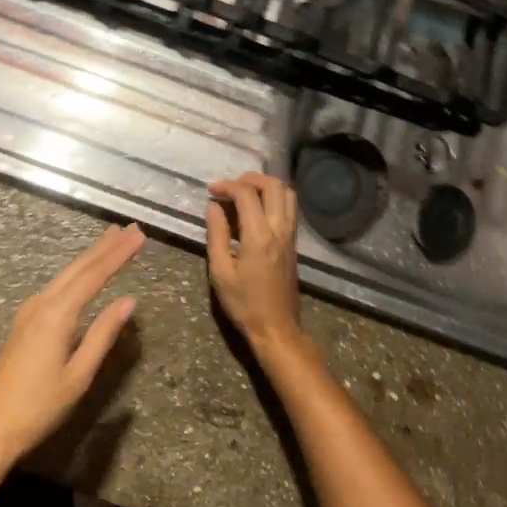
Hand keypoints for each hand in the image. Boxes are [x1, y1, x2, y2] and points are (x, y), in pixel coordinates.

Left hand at [0, 223, 143, 465]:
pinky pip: (56, 286)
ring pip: (65, 274)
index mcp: (57, 315)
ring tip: (111, 239)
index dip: (118, 254)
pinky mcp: (24, 323)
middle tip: (131, 228)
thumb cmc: (38, 408)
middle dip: (106, 247)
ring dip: (90, 256)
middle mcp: (41, 304)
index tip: (139, 235)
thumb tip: (129, 300)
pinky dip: (76, 272)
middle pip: (78, 267)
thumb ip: (103, 334)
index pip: (94, 275)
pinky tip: (82, 273)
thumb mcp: (79, 376)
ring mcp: (29, 312)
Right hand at [206, 172, 301, 351]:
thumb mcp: (220, 272)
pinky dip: (276, 198)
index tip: (211, 191)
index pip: (246, 194)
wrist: (276, 328)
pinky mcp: (294, 243)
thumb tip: (213, 207)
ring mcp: (291, 235)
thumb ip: (217, 235)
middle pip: (273, 185)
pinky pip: (290, 208)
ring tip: (246, 193)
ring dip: (267, 185)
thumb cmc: (244, 304)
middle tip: (231, 186)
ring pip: (287, 194)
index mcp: (259, 236)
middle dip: (251, 178)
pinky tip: (258, 209)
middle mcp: (279, 229)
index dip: (227, 186)